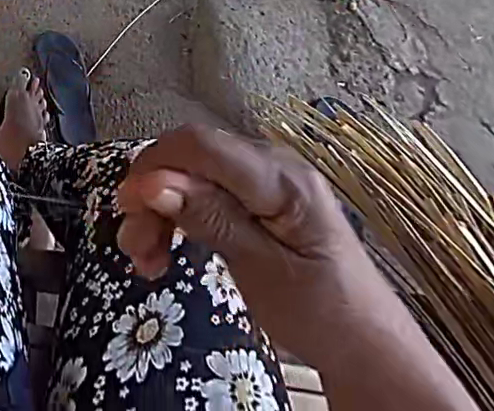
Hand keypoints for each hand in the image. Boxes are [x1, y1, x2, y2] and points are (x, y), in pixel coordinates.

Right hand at [115, 125, 365, 361]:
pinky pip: (204, 188)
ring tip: (145, 258)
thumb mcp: (263, 273)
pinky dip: (178, 215)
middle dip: (152, 193)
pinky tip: (166, 248)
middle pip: (191, 157)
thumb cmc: (324, 316)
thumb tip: (153, 182)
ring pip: (190, 172)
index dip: (156, 166)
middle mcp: (271, 163)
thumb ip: (210, 219)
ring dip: (159, 208)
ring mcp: (263, 176)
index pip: (203, 146)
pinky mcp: (256, 194)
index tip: (127, 206)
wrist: (366, 347)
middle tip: (131, 246)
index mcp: (283, 178)